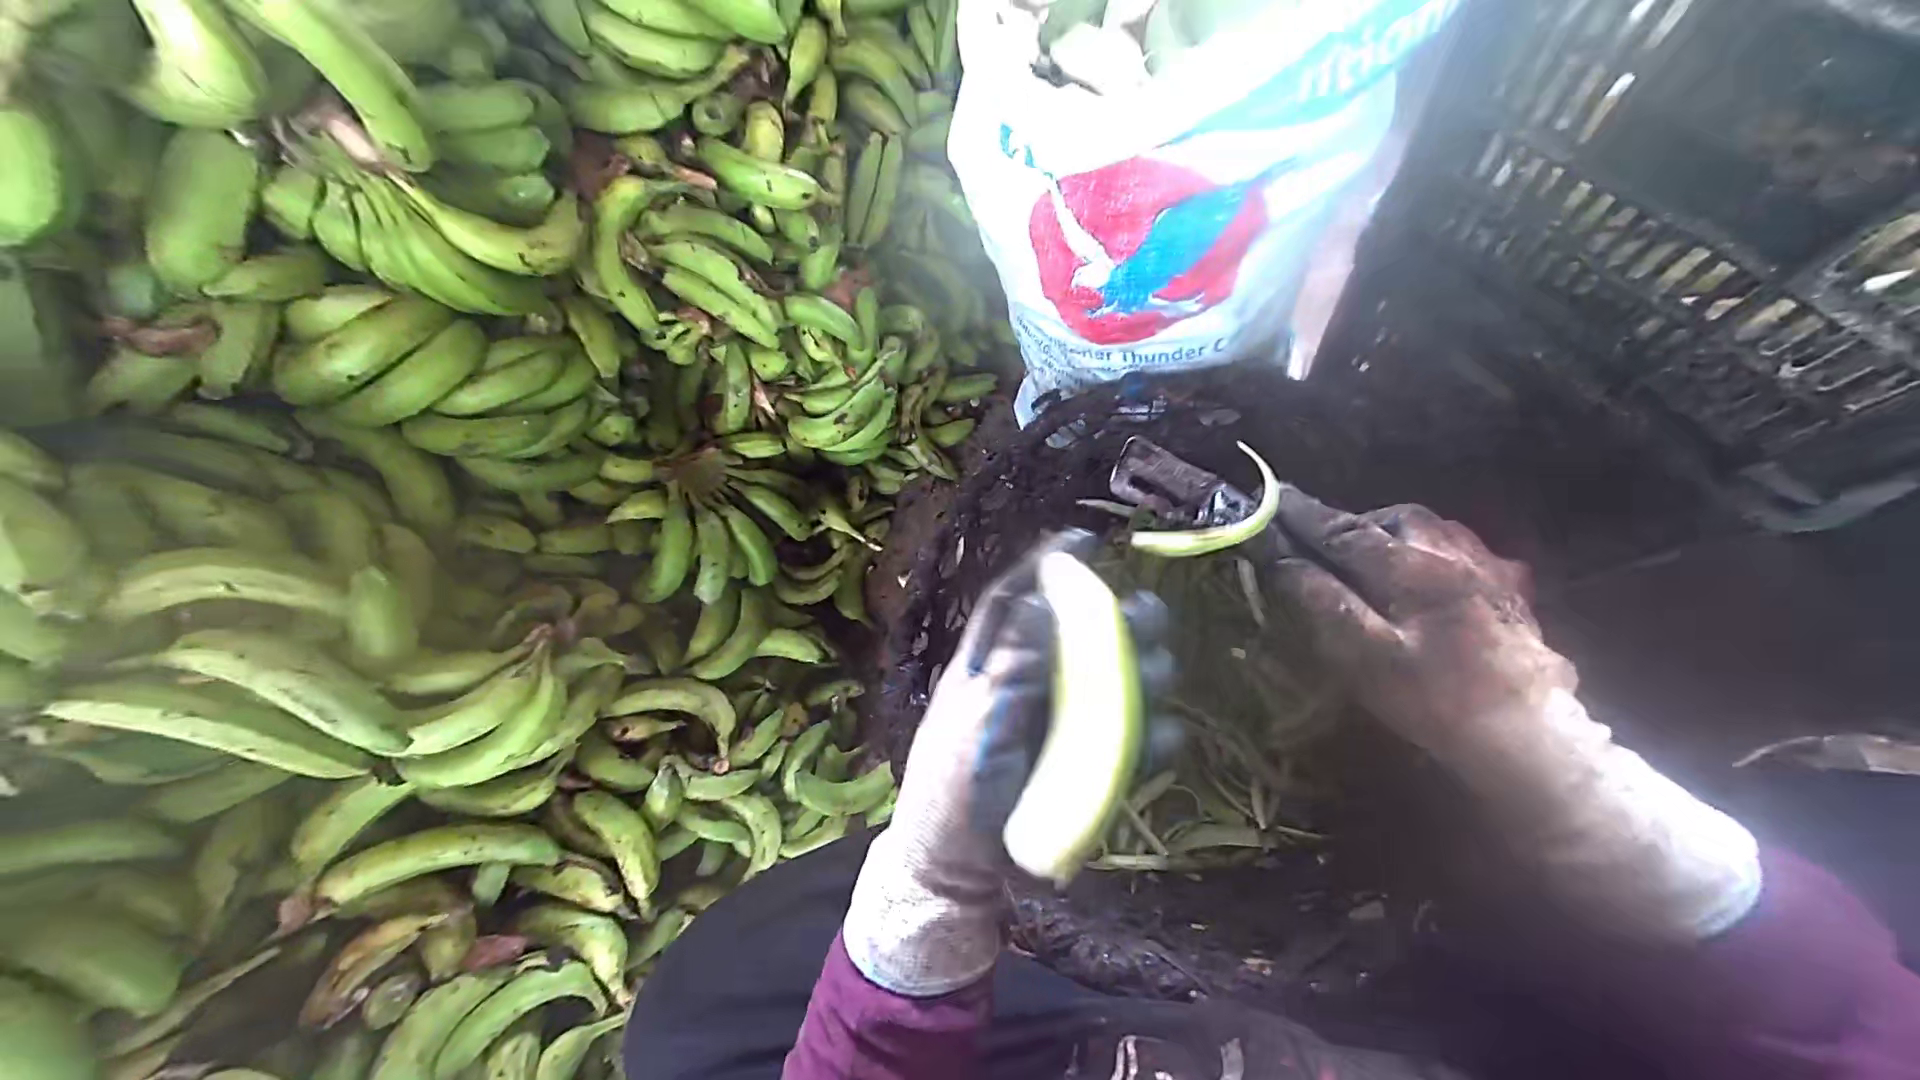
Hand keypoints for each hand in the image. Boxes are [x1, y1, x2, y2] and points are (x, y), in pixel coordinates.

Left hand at [843, 531, 1168, 995]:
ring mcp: (1062, 722)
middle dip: (1116, 619)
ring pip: (1114, 682)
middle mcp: (1033, 682)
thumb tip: (1041, 602)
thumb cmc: (949, 790)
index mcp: (991, 664)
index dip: (1047, 566)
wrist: (957, 865)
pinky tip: (1168, 735)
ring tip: (1161, 671)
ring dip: (1144, 671)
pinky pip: (1131, 742)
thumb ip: (1009, 669)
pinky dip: (1154, 737)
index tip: (1085, 539)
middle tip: (1146, 613)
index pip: (1018, 600)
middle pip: (1080, 637)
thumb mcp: (972, 725)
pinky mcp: (1087, 764)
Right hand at [1263, 491, 1575, 769]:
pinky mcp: (1508, 588)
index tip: (1268, 497)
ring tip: (1363, 555)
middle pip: (1388, 519)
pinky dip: (1426, 547)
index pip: (1341, 530)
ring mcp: (1486, 567)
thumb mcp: (1365, 657)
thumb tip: (1283, 561)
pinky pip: (1459, 547)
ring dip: (1386, 531)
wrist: (1532, 740)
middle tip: (1316, 542)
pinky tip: (1422, 569)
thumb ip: (1324, 602)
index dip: (1300, 514)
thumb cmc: (1436, 700)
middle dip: (1346, 522)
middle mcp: (1451, 554)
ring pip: (1427, 527)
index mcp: (1412, 569)